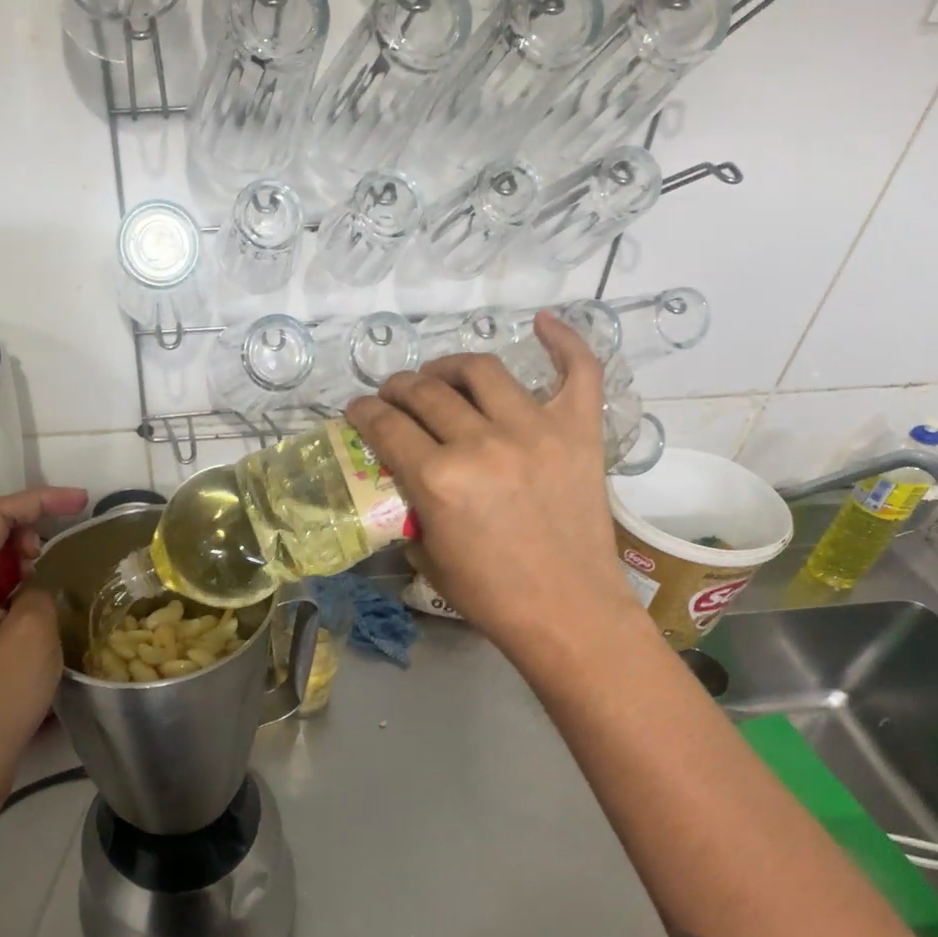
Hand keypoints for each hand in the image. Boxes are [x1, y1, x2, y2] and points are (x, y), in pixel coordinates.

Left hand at [0, 487, 89, 792]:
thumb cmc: (0, 696)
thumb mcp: (33, 635)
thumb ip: (38, 588)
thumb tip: (38, 580)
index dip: (38, 500)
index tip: (83, 502)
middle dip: (26, 515)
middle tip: (65, 530)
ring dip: (22, 542)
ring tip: (53, 561)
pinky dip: (19, 567)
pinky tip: (41, 581)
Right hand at [346, 312, 645, 656]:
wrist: (567, 612)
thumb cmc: (491, 595)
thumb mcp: (429, 555)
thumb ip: (411, 506)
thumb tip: (405, 478)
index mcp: (438, 479)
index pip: (385, 425)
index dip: (363, 411)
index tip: (357, 409)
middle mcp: (481, 443)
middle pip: (425, 392)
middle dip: (398, 388)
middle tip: (394, 395)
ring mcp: (535, 430)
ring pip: (481, 370)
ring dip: (449, 366)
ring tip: (441, 376)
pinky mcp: (579, 431)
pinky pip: (577, 371)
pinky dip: (563, 340)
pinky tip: (542, 323)